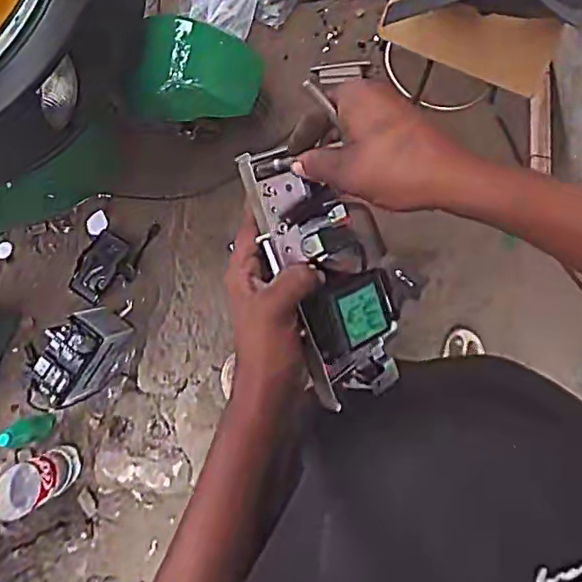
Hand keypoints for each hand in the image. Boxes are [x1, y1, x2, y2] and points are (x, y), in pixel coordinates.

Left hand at [224, 206, 320, 405]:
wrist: (274, 398)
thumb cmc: (262, 357)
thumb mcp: (273, 310)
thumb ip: (291, 280)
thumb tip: (311, 265)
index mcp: (242, 274)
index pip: (250, 227)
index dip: (262, 204)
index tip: (282, 183)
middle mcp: (257, 280)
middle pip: (278, 241)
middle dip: (298, 227)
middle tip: (320, 210)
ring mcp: (276, 295)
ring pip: (296, 261)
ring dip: (313, 252)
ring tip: (334, 237)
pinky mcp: (294, 310)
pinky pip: (309, 283)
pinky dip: (322, 275)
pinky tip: (339, 271)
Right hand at [294, 79, 485, 210]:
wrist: (450, 178)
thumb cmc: (404, 167)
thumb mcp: (346, 172)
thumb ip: (316, 165)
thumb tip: (302, 163)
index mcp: (354, 94)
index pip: (313, 112)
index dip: (301, 138)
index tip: (296, 154)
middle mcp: (373, 92)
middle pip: (333, 117)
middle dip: (323, 144)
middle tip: (315, 167)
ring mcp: (392, 105)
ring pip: (354, 126)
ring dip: (343, 148)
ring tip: (341, 175)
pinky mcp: (405, 122)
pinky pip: (373, 132)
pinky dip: (364, 149)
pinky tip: (365, 172)